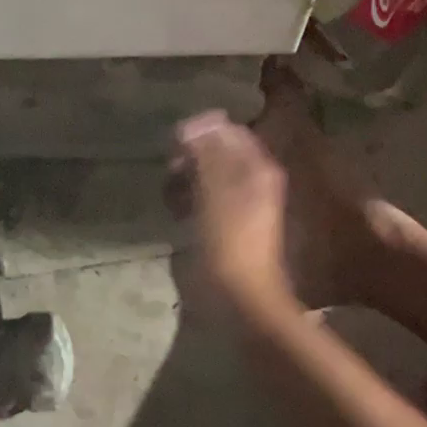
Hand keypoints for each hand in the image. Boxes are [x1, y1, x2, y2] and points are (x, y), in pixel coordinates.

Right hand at [172, 110, 295, 311]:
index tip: (174, 143)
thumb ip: (205, 154)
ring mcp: (243, 204)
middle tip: (170, 171)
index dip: (200, 131)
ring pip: (208, 176)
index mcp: (256, 168)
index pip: (227, 130)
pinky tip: (177, 215)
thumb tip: (194, 125)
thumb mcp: (214, 191)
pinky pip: (206, 199)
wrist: (241, 301)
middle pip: (217, 151)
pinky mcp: (229, 226)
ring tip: (171, 196)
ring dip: (186, 179)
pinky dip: (190, 200)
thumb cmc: (227, 244)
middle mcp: (254, 180)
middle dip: (189, 156)